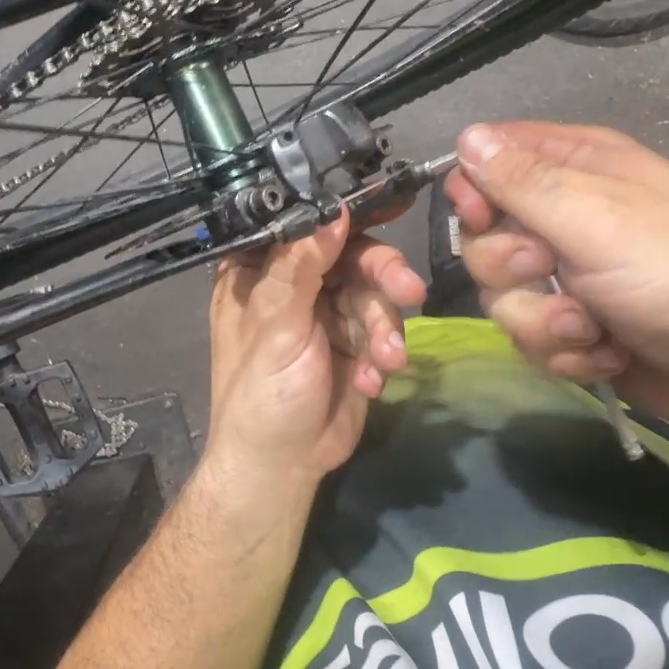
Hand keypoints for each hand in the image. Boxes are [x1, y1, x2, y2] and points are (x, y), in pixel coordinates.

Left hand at [207, 210, 425, 485]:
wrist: (282, 466)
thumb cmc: (261, 392)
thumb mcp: (276, 324)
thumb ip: (303, 266)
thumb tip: (334, 211)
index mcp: (258, 271)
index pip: (303, 225)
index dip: (345, 214)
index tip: (391, 202)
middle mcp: (292, 284)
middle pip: (351, 255)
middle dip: (383, 275)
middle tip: (410, 290)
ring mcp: (325, 312)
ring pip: (373, 292)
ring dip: (385, 326)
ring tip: (386, 359)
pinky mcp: (352, 342)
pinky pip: (381, 328)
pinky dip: (382, 352)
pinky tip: (372, 381)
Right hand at [444, 122, 668, 419]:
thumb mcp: (597, 218)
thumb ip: (523, 182)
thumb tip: (466, 137)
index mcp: (574, 168)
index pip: (487, 162)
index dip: (472, 191)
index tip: (481, 218)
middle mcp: (562, 217)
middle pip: (482, 237)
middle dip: (509, 268)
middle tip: (549, 272)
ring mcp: (565, 276)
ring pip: (500, 296)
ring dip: (542, 322)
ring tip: (591, 329)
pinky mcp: (571, 327)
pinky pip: (529, 338)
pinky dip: (565, 352)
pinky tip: (606, 354)